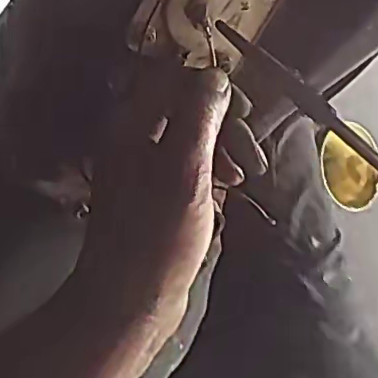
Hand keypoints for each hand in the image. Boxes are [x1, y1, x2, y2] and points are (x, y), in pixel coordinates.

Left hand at [60, 61, 234, 357]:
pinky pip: (185, 163)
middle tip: (247, 151)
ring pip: (187, 135)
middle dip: (221, 121)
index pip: (171, 76)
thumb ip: (200, 116)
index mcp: (132, 125)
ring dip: (220, 146)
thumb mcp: (187, 169)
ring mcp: (140, 166)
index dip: (208, 84)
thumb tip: (216, 76)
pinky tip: (226, 189)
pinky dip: (209, 168)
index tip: (239, 108)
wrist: (129, 301)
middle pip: (182, 105)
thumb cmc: (158, 237)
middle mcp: (132, 138)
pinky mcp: (152, 192)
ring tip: (242, 174)